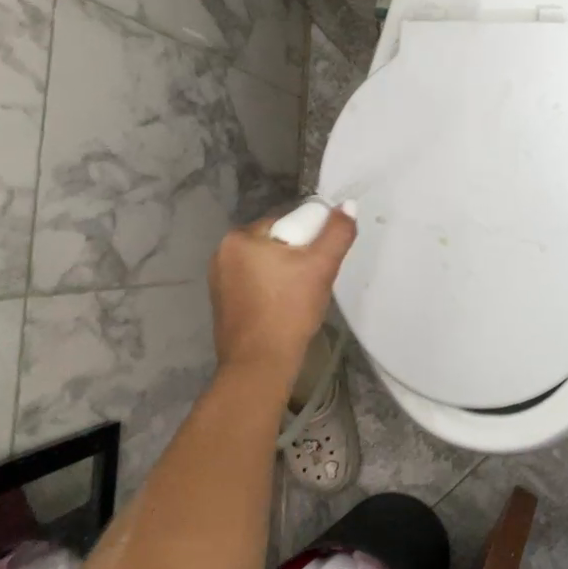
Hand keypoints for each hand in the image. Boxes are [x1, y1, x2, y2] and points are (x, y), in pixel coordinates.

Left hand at [207, 206, 357, 380]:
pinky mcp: (223, 303)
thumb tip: (348, 205)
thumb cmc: (289, 310)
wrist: (260, 364)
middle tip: (314, 281)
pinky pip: (256, 284)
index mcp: (239, 238)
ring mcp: (219, 280)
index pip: (286, 222)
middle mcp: (222, 253)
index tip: (321, 261)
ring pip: (266, 264)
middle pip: (276, 243)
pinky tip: (284, 309)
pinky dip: (272, 290)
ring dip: (285, 274)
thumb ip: (338, 232)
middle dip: (297, 257)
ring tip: (301, 297)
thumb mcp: (321, 266)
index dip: (310, 239)